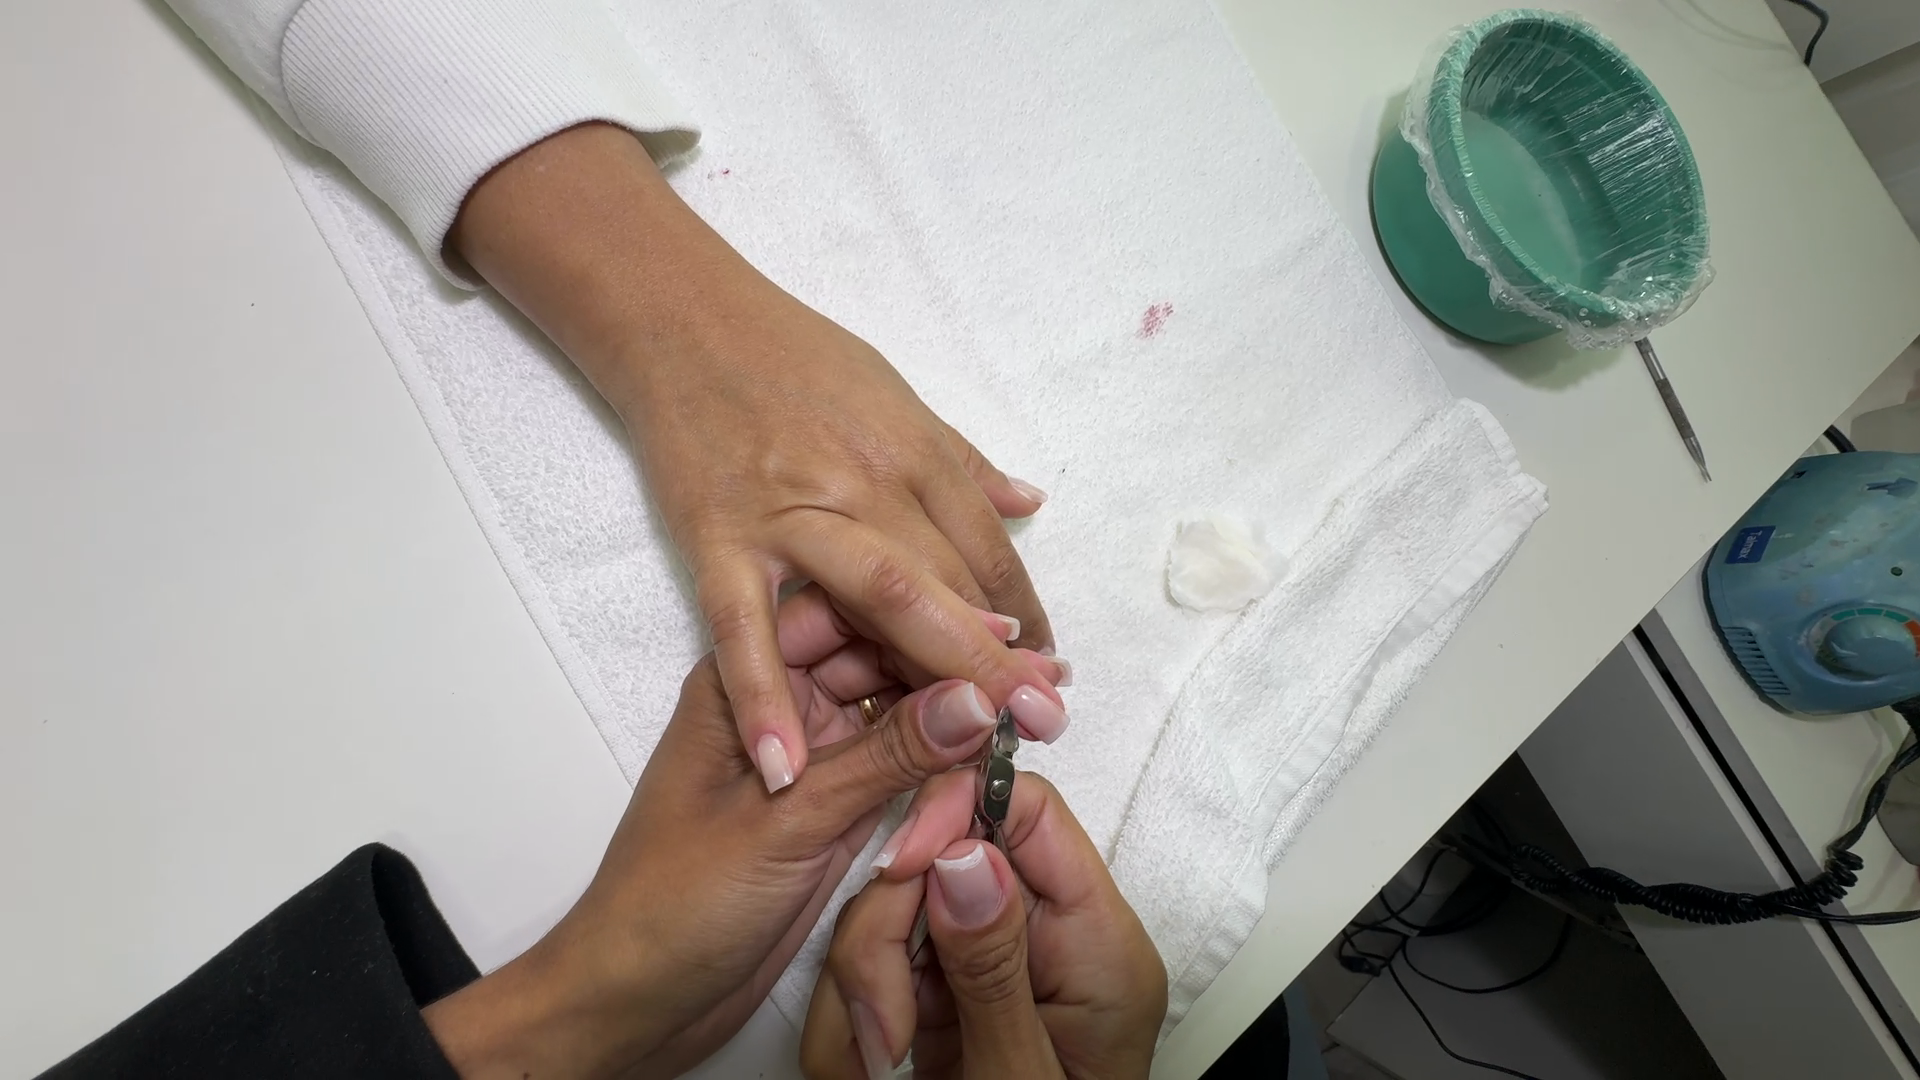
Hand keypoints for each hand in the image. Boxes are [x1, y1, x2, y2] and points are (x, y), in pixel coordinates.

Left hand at [420, 587, 1063, 1078]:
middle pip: (886, 657)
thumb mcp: (788, 822)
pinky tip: (991, 756)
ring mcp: (816, 745)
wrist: (639, 1004)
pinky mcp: (837, 792)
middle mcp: (786, 695)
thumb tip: (978, 699)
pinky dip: (944, 761)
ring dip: (959, 717)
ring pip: (901, 706)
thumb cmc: (678, 903)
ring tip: (1031, 719)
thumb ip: (887, 756)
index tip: (1004, 638)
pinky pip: (901, 758)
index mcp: (747, 673)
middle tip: (1038, 684)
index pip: (850, 614)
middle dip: (957, 672)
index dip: (926, 618)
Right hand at [451, 123, 1066, 792]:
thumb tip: (1030, 503)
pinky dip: (766, 696)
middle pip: (952, 581)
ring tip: (973, 745)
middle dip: (1004, 657)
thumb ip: (964, 460)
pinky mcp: (718, 541)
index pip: (988, 548)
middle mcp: (867, 485)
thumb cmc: (801, 360)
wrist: (688, 323)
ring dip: (933, 671)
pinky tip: (790, 768)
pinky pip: (745, 629)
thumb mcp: (898, 395)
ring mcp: (792, 516)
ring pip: (878, 599)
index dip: (1026, 612)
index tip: (1048, 665)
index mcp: (913, 451)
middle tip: (1047, 722)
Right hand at [800, 772, 1166, 1078]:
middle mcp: (1040, 930)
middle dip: (890, 928)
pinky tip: (872, 1067)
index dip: (960, 808)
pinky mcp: (936, 983)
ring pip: (892, 904)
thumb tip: (966, 854)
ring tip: (881, 1066)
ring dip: (862, 983)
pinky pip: (869, 957)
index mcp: (1093, 937)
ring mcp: (982, 955)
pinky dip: (852, 1010)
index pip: (1030, 811)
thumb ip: (997, 969)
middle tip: (888, 1027)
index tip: (903, 865)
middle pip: (943, 854)